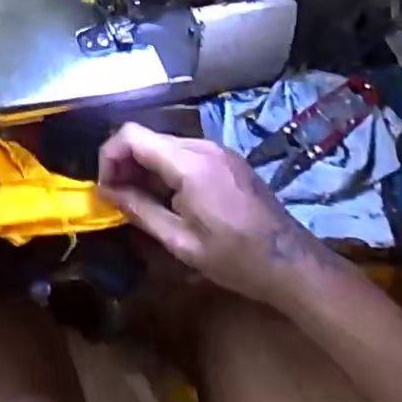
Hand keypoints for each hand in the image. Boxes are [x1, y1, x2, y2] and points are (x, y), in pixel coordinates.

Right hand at [96, 123, 330, 306]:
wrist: (296, 266)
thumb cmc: (237, 259)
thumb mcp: (181, 242)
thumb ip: (140, 210)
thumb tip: (105, 192)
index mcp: (189, 163)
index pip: (131, 135)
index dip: (109, 156)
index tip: (105, 187)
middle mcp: (201, 146)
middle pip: (146, 137)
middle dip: (124, 163)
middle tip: (118, 197)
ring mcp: (216, 150)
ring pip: (163, 144)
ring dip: (144, 166)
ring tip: (141, 200)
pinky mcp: (225, 159)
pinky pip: (183, 153)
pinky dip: (165, 168)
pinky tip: (170, 198)